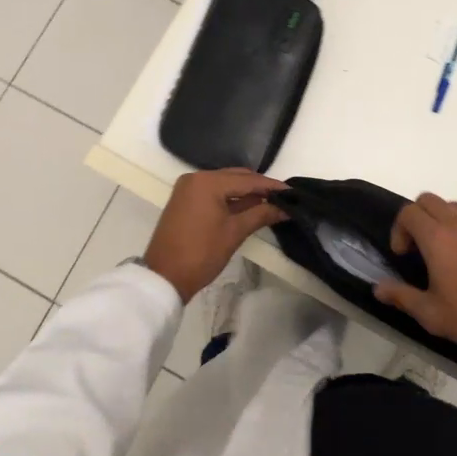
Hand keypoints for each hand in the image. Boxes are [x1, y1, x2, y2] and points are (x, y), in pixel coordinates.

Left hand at [143, 169, 288, 302]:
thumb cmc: (201, 254)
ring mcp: (188, 189)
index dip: (271, 186)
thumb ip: (261, 214)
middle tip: (283, 199)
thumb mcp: (234, 233)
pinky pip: (212, 193)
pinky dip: (229, 199)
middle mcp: (196, 178)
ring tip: (269, 204)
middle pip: (235, 178)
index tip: (293, 192)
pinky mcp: (184, 201)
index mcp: (207, 182)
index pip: (247, 180)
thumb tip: (285, 208)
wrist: (163, 277)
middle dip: (259, 188)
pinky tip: (247, 208)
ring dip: (245, 194)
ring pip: (224, 185)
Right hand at [374, 194, 456, 371]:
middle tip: (422, 247)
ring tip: (453, 252)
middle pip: (431, 200)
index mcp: (437, 238)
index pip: (408, 212)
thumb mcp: (431, 315)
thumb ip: (401, 296)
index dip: (400, 229)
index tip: (404, 254)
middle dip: (420, 218)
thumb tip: (378, 288)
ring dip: (448, 222)